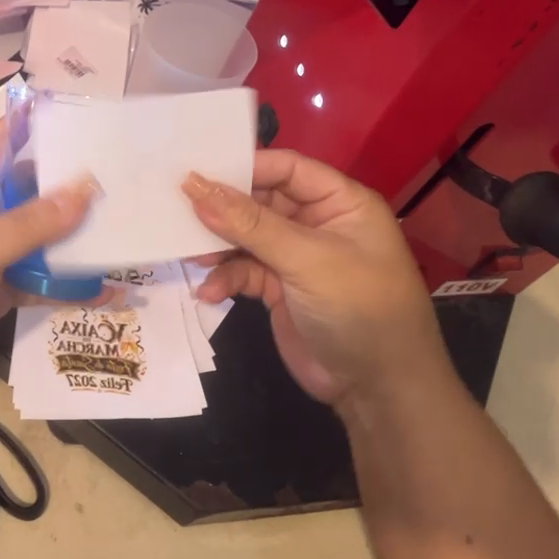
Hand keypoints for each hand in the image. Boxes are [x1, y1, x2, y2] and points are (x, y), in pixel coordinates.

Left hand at [0, 119, 95, 393]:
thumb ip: (30, 225)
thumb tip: (84, 191)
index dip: (20, 123)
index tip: (58, 105)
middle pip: (30, 196)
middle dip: (67, 186)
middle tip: (118, 177)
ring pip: (41, 243)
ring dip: (74, 242)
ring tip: (123, 234)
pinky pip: (40, 285)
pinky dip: (67, 289)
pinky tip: (104, 293)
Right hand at [182, 151, 453, 411]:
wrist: (379, 391)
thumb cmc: (359, 308)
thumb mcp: (306, 259)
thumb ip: (249, 223)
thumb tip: (193, 185)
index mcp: (340, 203)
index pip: (287, 168)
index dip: (245, 167)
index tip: (197, 172)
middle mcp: (318, 224)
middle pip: (259, 201)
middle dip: (223, 210)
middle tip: (178, 211)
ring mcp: (297, 258)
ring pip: (246, 237)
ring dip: (219, 246)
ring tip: (192, 255)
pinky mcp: (280, 289)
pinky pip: (244, 271)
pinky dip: (226, 279)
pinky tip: (210, 292)